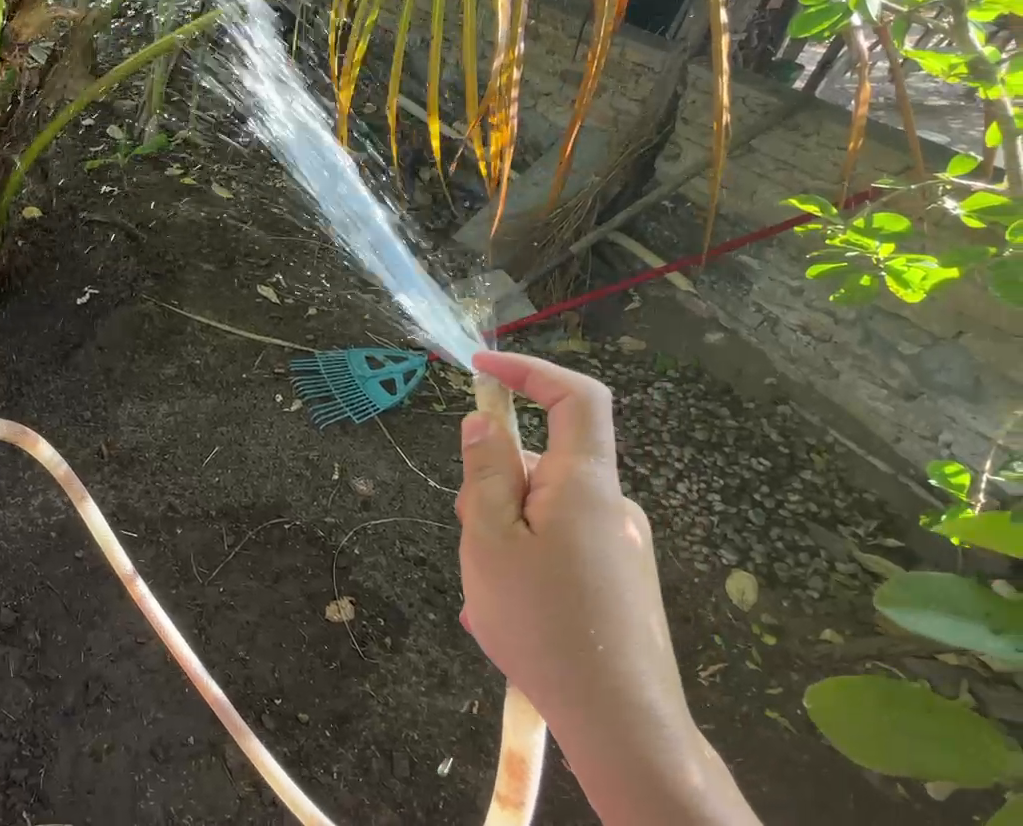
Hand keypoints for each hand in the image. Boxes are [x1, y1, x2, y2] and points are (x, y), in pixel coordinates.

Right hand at [456, 351, 757, 825]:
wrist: (623, 722)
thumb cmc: (543, 623)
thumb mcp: (490, 540)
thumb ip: (485, 474)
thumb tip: (483, 422)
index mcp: (585, 485)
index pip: (574, 398)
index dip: (529, 371)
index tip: (480, 369)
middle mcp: (612, 505)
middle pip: (545, 462)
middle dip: (495, 483)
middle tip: (469, 537)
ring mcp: (621, 545)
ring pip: (545, 509)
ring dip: (505, 530)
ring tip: (488, 591)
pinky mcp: (621, 580)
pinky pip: (560, 545)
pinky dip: (526, 559)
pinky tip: (510, 612)